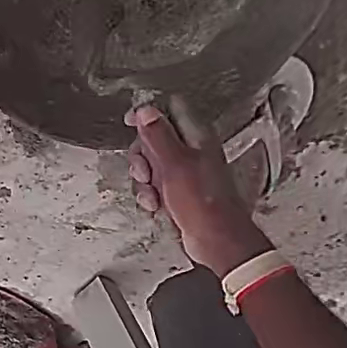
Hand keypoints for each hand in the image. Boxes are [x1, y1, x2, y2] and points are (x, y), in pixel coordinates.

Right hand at [126, 97, 271, 273]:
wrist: (216, 241)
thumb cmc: (202, 202)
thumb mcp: (174, 164)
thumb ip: (158, 135)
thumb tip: (145, 109)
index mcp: (196, 135)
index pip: (170, 107)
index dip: (148, 112)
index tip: (130, 123)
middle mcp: (191, 149)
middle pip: (153, 136)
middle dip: (141, 154)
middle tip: (144, 170)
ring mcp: (185, 170)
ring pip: (150, 162)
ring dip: (143, 178)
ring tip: (152, 194)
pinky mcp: (179, 190)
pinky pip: (154, 183)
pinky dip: (149, 193)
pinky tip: (155, 205)